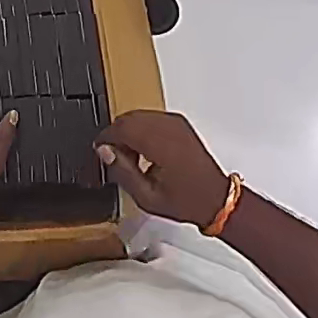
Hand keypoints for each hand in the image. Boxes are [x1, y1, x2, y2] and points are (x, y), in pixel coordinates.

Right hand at [94, 110, 227, 228]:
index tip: (100, 150)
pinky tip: (144, 150)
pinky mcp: (179, 123)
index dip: (106, 138)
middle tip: (114, 156)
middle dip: (116, 135)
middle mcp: (169, 128)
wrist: (217, 199)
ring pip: (137, 116)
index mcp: (161, 144)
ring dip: (128, 132)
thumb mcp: (147, 197)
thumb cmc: (188, 200)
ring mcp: (175, 123)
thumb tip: (105, 152)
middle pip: (127, 119)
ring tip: (131, 156)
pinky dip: (140, 129)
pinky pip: (150, 117)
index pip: (122, 128)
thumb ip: (122, 171)